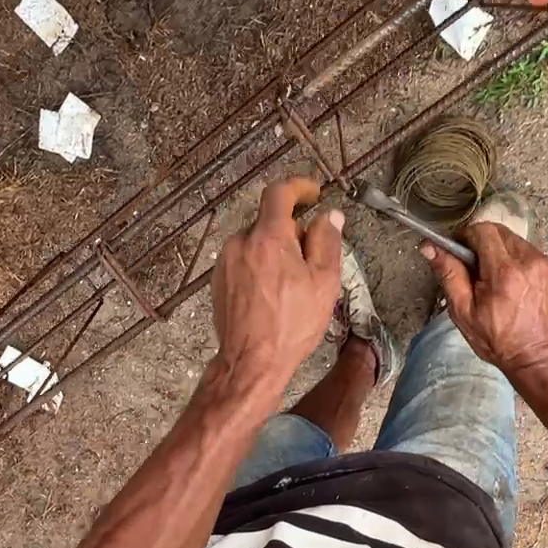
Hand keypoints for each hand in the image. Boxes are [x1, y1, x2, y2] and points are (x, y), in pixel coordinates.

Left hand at [211, 174, 343, 389]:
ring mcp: (225, 261)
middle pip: (270, 221)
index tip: (313, 194)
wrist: (250, 360)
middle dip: (292, 232)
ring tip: (292, 285)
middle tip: (311, 260)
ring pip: (257, 242)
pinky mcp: (219, 279)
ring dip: (275, 252)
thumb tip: (329, 216)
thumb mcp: (324, 283)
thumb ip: (327, 241)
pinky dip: (260, 266)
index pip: (280, 192)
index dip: (300, 187)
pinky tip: (272, 294)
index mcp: (268, 237)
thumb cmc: (290, 325)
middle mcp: (241, 242)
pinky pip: (244, 260)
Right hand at [423, 223, 547, 375]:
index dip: (466, 236)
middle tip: (476, 269)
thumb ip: (449, 275)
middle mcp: (530, 261)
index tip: (460, 251)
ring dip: (502, 254)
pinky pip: (532, 254)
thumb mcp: (464, 312)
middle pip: (500, 232)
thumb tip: (430, 249)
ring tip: (497, 282)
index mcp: (503, 272)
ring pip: (516, 242)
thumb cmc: (499, 340)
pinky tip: (516, 287)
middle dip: (483, 244)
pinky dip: (520, 263)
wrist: (540, 357)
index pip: (482, 231)